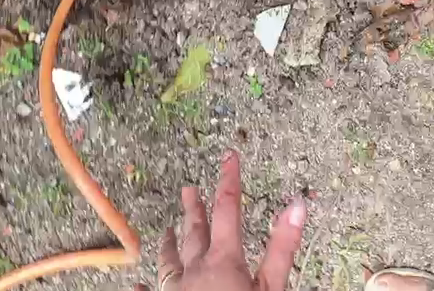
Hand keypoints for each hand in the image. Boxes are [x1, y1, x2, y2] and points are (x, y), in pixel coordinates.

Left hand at [149, 151, 305, 290]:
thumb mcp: (272, 288)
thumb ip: (282, 247)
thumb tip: (298, 203)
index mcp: (223, 260)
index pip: (228, 208)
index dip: (229, 179)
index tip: (229, 155)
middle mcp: (194, 271)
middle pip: (194, 233)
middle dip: (194, 209)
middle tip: (188, 188)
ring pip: (169, 264)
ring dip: (169, 244)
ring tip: (165, 230)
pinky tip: (135, 287)